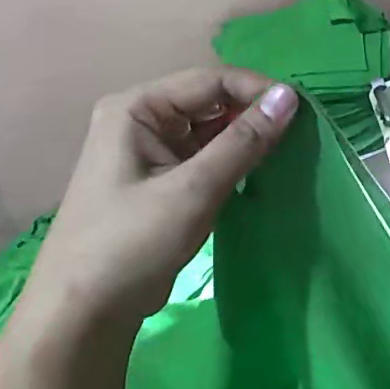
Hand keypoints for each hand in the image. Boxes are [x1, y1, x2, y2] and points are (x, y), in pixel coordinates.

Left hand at [22, 67, 297, 325]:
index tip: (304, 112)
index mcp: (137, 108)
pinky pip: (207, 159)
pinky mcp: (163, 182)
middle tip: (301, 135)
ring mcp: (152, 153)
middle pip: (211, 102)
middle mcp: (142, 121)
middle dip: (254, 116)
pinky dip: (235, 164)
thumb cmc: (133, 242)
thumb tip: (290, 97)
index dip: (258, 90)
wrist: (86, 308)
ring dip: (247, 141)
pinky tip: (263, 174)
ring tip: (290, 154)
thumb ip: (244, 141)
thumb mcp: (194, 189)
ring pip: (211, 133)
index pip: (210, 80)